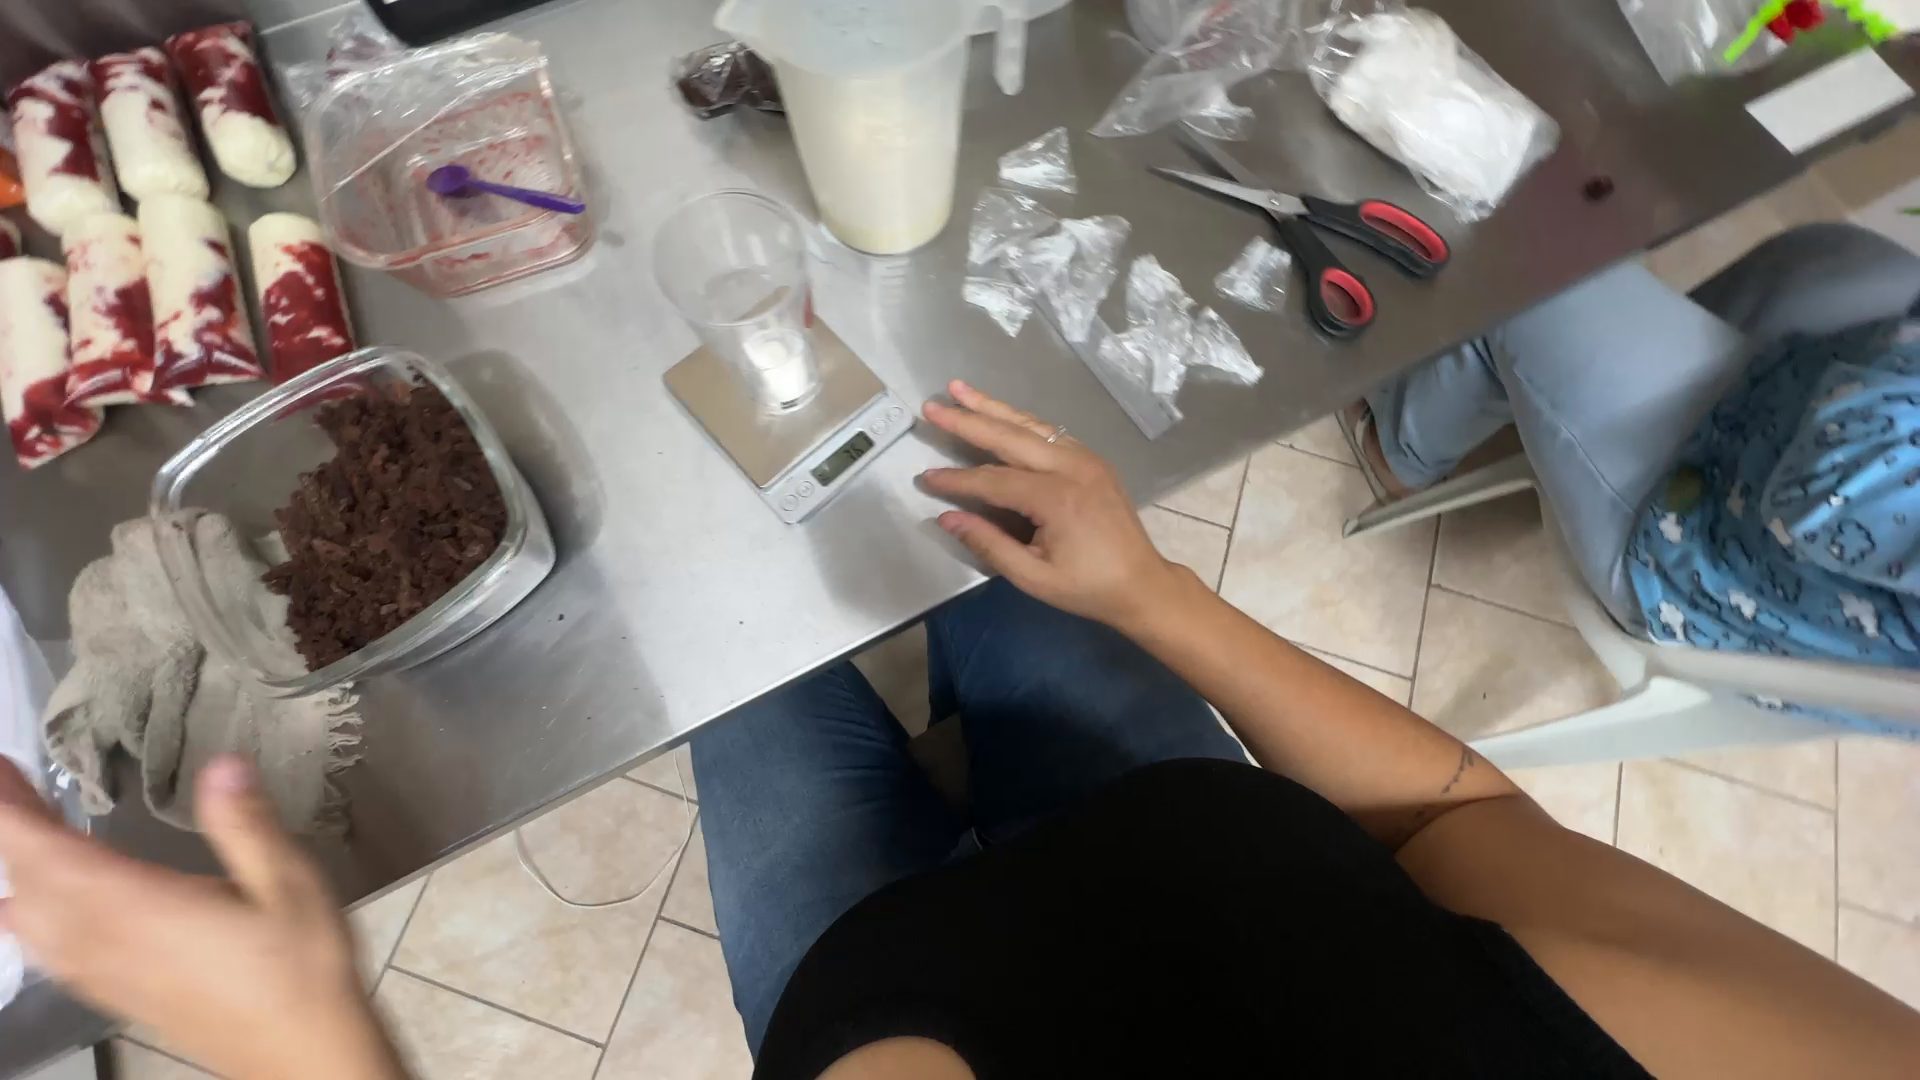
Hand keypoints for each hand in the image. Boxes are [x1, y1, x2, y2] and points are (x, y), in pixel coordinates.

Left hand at [0, 757, 408, 1079]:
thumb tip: (224, 765)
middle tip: (9, 784)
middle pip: (24, 881)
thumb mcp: (288, 882)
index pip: (46, 854)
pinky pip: (42, 943)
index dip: (7, 811)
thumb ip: (247, 825)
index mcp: (139, 906)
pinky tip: (36, 905)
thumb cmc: (301, 960)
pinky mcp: (113, 988)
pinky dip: (27, 908)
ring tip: (24, 831)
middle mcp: (101, 939)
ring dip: (15, 870)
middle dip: (7, 831)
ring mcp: (100, 970)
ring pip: (23, 916)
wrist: (296, 1043)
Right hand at [919, 380, 1194, 628]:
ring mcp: (1086, 458)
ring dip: (993, 408)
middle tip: (932, 406)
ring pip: (1031, 425)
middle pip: (1010, 436)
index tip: (925, 477)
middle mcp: (1072, 467)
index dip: (956, 479)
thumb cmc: (1087, 587)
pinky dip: (1018, 421)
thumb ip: (988, 543)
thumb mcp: (1032, 576)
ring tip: (959, 389)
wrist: (1142, 584)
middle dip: (968, 419)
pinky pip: (1048, 433)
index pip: (993, 480)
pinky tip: (999, 414)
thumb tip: (946, 517)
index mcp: (1057, 498)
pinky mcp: (1092, 460)